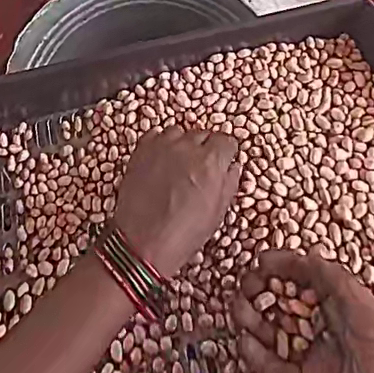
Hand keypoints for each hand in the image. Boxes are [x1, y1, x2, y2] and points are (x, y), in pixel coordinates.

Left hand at [109, 127, 239, 271]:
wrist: (143, 240)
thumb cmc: (183, 233)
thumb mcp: (217, 212)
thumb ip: (228, 183)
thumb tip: (232, 167)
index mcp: (211, 162)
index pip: (226, 140)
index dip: (226, 152)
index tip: (224, 159)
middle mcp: (187, 148)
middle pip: (203, 134)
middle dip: (206, 147)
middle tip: (202, 167)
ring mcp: (162, 146)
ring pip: (179, 132)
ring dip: (183, 144)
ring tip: (180, 164)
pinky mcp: (142, 149)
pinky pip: (155, 135)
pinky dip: (161, 144)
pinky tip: (162, 161)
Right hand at [233, 250, 373, 372]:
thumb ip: (343, 289)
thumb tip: (312, 256)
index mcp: (351, 312)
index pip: (311, 278)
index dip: (286, 266)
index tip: (262, 260)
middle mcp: (330, 332)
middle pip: (287, 301)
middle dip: (263, 288)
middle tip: (247, 286)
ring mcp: (316, 362)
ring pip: (274, 331)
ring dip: (253, 317)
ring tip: (240, 311)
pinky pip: (272, 368)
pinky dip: (254, 354)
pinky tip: (245, 343)